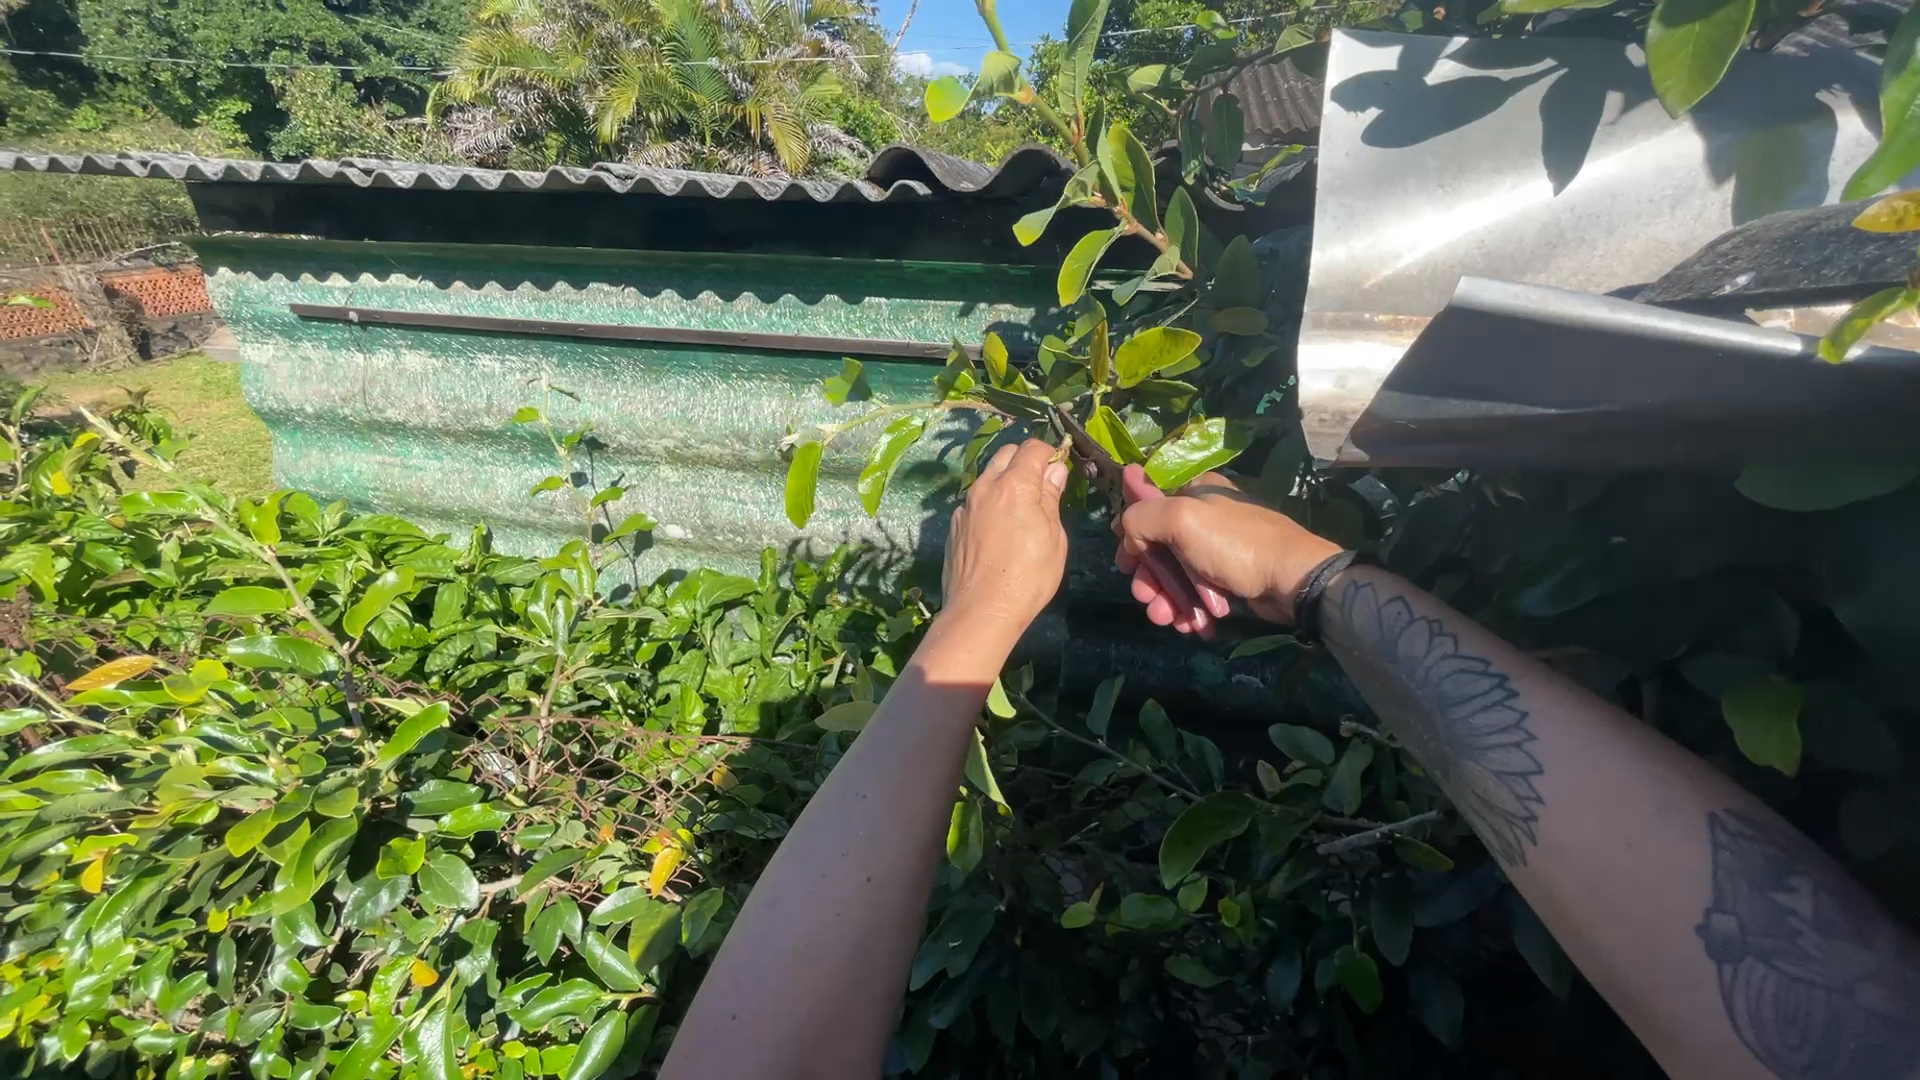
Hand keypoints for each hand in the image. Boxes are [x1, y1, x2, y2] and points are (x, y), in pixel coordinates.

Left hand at [939, 439, 1070, 649]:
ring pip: (987, 477)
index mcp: (1014, 486)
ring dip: (1004, 482)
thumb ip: (1050, 499)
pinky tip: (996, 532)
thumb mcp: (1053, 538)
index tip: (1058, 473)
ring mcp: (965, 506)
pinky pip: (974, 503)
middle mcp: (985, 487)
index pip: (1033, 449)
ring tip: (1019, 512)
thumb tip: (1054, 471)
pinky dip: (988, 505)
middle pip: (1006, 454)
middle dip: (1025, 462)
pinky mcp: (954, 525)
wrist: (981, 610)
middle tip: (1040, 488)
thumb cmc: (1028, 577)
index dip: (1050, 455)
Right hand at [1114, 465, 1340, 630]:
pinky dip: (1188, 608)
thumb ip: (1140, 518)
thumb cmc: (1236, 544)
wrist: (1292, 580)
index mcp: (1191, 491)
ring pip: (1173, 574)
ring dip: (1166, 600)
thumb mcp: (1181, 519)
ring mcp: (1214, 547)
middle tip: (1147, 599)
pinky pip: (1195, 591)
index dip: (1131, 537)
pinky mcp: (1226, 575)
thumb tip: (1127, 537)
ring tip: (1169, 620)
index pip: (1144, 507)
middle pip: (1155, 547)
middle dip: (1149, 579)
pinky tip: (1190, 624)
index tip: (1126, 564)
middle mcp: (1201, 515)